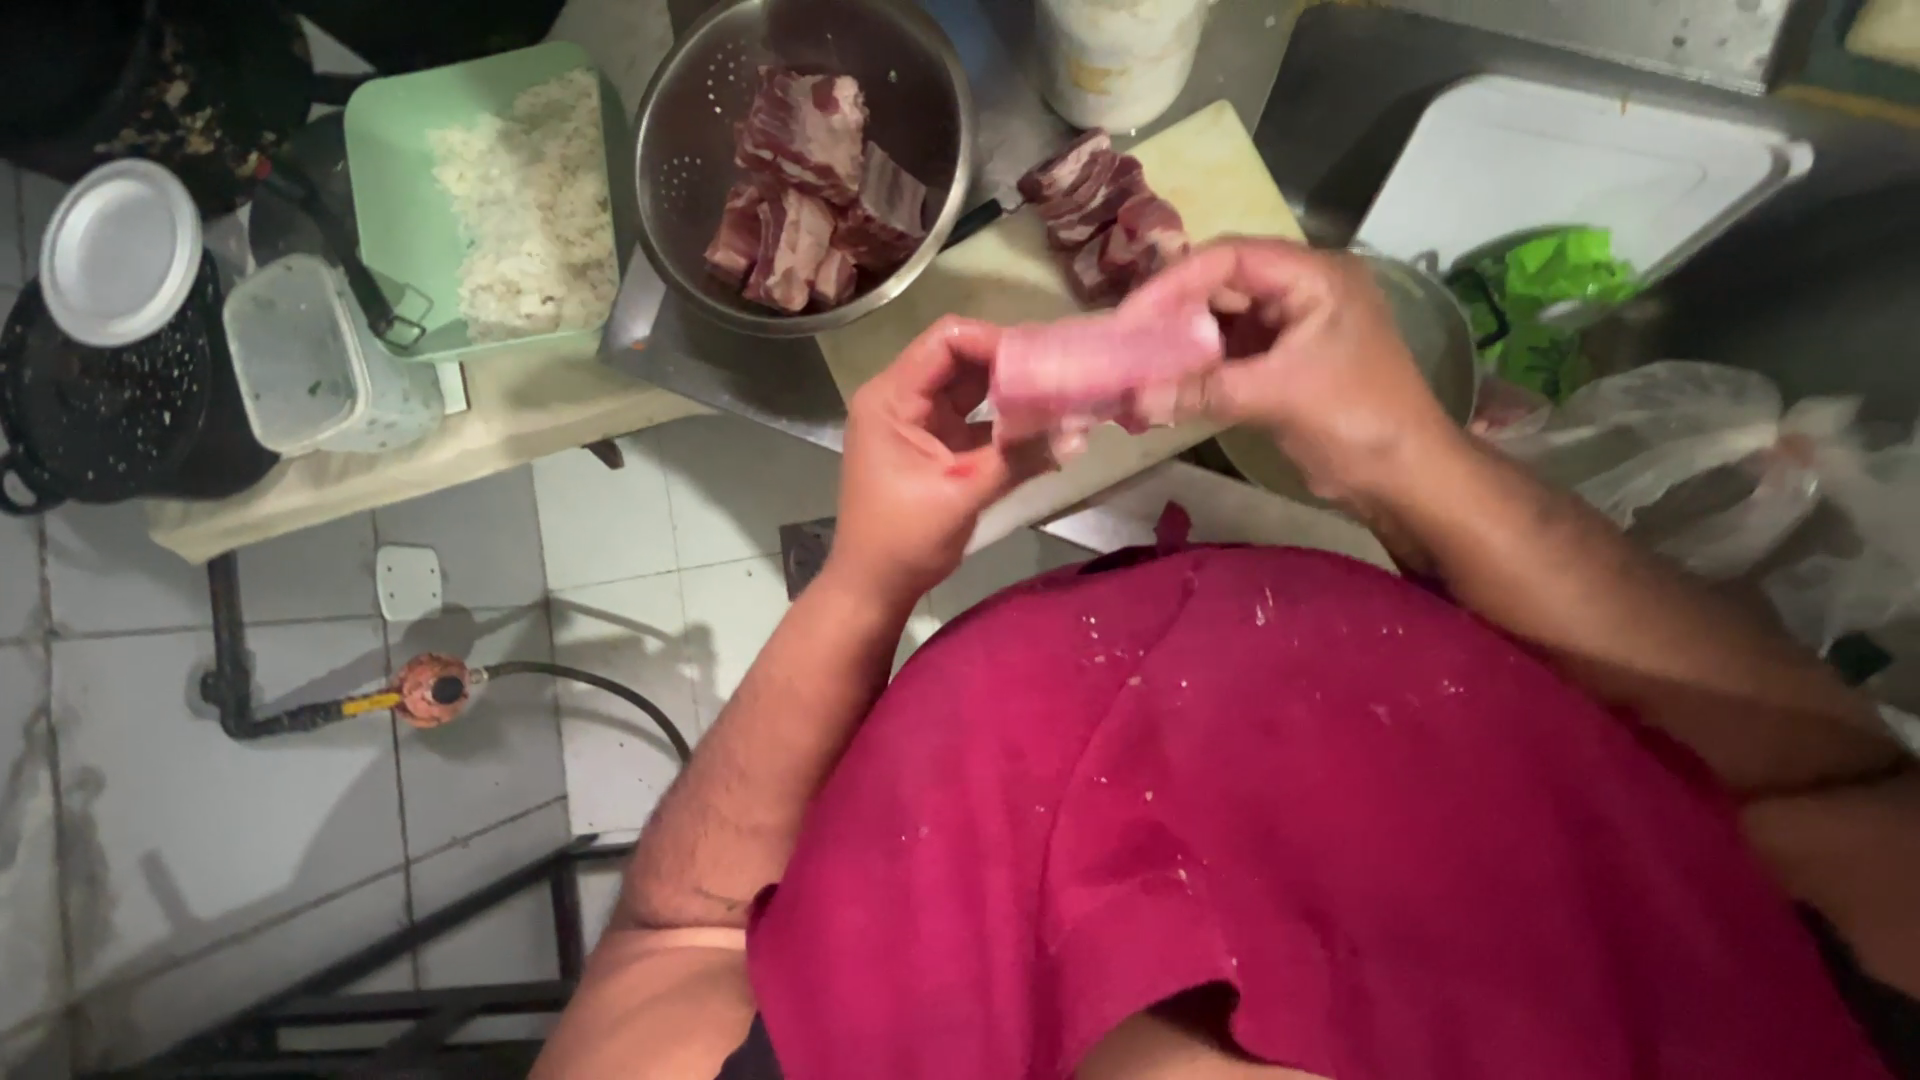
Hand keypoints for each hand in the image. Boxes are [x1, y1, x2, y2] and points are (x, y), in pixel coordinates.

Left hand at [825, 316, 1045, 605]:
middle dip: (1011, 365)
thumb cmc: (903, 541)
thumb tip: (1077, 430)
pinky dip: (1005, 423)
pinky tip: (1043, 428)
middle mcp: (902, 398)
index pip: (947, 342)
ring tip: (1060, 395)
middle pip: (962, 359)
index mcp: (892, 398)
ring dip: (1012, 392)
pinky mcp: (934, 444)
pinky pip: (974, 419)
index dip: (996, 341)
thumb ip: (1017, 457)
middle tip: (1062, 374)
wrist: (873, 586)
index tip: (1043, 361)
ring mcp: (918, 421)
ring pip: (971, 388)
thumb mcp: (962, 495)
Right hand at [1128, 239, 1465, 501]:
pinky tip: (1161, 389)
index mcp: (1313, 276)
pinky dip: (1193, 372)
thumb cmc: (1357, 419)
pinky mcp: (1277, 365)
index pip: (1228, 259)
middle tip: (1123, 345)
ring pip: (1217, 323)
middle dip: (1170, 315)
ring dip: (1178, 347)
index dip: (1173, 284)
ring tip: (1134, 368)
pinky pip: (1224, 357)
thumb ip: (1203, 391)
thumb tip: (1132, 402)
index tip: (1128, 319)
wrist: (1403, 476)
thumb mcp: (1278, 396)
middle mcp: (1298, 291)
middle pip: (1218, 287)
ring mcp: (1287, 329)